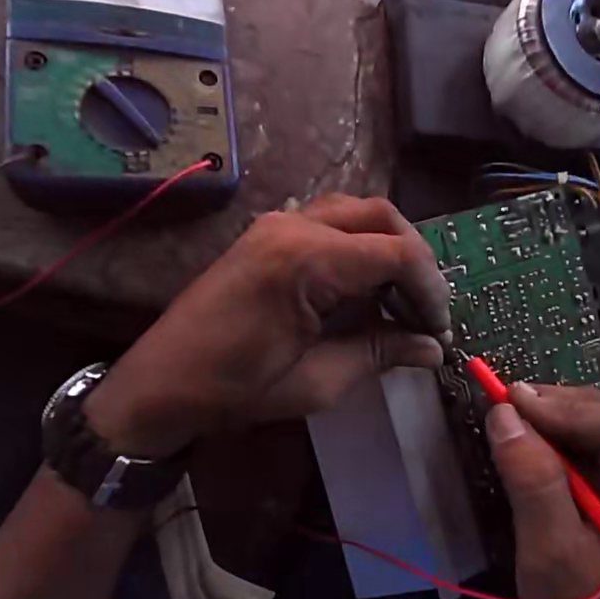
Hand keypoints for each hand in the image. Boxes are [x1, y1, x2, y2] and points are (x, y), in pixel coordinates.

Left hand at [85, 194, 451, 452]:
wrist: (160, 382)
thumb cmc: (235, 389)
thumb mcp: (317, 381)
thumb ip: (380, 353)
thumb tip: (432, 349)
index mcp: (306, 261)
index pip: (396, 253)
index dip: (430, 288)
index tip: (439, 328)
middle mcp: (294, 226)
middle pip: (382, 216)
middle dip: (416, 258)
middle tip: (426, 306)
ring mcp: (277, 223)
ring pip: (357, 209)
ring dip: (389, 242)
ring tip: (401, 292)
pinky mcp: (267, 232)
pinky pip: (329, 219)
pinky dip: (359, 240)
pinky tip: (363, 279)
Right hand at [488, 383, 599, 598]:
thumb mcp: (551, 555)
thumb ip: (533, 481)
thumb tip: (504, 414)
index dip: (565, 408)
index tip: (510, 398)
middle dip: (557, 411)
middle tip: (504, 404)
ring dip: (553, 423)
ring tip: (510, 418)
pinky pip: (591, 455)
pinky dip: (554, 443)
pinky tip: (527, 440)